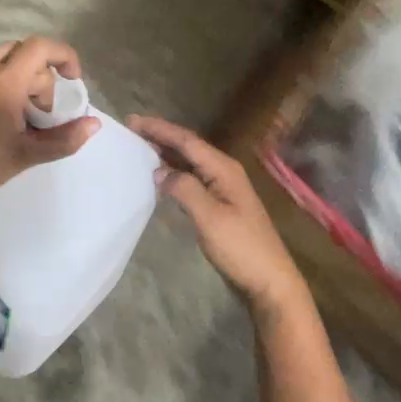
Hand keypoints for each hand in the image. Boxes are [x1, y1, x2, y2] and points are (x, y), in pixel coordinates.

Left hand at [0, 38, 99, 213]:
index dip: (65, 56)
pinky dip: (6, 84)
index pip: (40, 48)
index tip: (75, 80)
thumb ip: (62, 139)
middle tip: (44, 116)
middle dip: (44, 79)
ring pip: (7, 60)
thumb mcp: (24, 156)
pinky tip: (4, 119)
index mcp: (3, 82)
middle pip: (26, 54)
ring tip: (25, 117)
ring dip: (25, 80)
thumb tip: (93, 123)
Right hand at [128, 115, 307, 314]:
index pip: (187, 141)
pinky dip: (173, 173)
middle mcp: (224, 172)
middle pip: (188, 147)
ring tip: (138, 148)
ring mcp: (223, 189)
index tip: (132, 121)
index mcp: (223, 169)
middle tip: (131, 130)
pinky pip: (192, 179)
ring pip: (189, 163)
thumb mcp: (210, 217)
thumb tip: (160, 171)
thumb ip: (184, 188)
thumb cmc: (241, 247)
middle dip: (160, 136)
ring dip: (165, 154)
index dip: (159, 129)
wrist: (269, 280)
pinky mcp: (219, 205)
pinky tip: (159, 177)